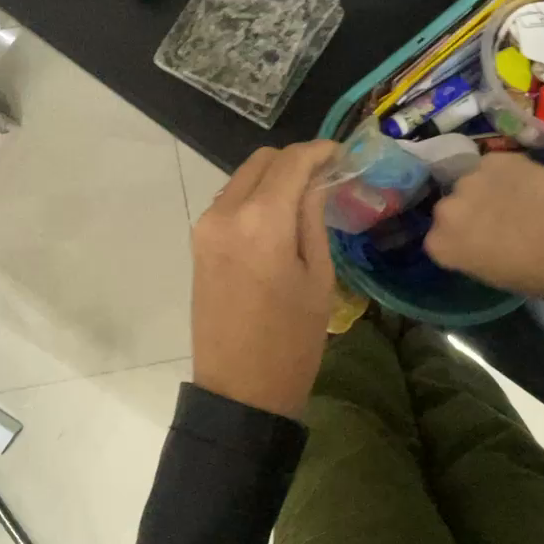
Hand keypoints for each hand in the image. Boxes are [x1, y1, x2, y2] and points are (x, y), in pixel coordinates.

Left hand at [191, 141, 340, 417]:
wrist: (239, 392)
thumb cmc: (291, 340)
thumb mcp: (318, 278)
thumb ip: (314, 219)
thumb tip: (317, 181)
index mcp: (262, 220)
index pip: (292, 161)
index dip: (321, 151)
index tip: (344, 155)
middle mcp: (226, 212)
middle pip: (262, 160)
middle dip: (296, 160)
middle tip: (328, 177)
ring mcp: (206, 227)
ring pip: (243, 178)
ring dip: (274, 178)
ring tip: (306, 198)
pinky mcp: (199, 243)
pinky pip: (230, 201)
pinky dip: (256, 197)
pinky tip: (279, 218)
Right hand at [425, 154, 543, 305]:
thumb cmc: (538, 272)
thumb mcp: (493, 274)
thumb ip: (471, 253)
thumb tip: (477, 240)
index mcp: (441, 245)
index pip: (437, 239)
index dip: (458, 239)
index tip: (476, 243)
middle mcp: (447, 209)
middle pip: (450, 207)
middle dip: (468, 211)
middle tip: (495, 220)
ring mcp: (470, 179)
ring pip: (471, 183)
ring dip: (486, 190)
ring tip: (514, 198)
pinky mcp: (496, 158)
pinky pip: (493, 165)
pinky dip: (505, 173)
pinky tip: (527, 183)